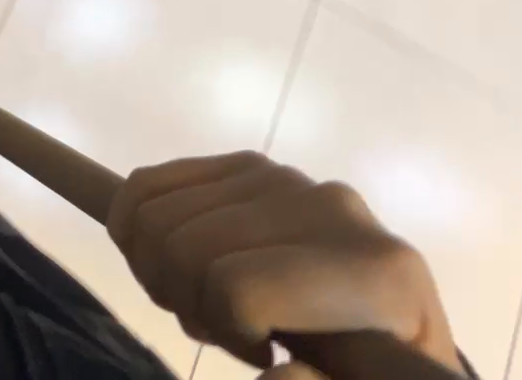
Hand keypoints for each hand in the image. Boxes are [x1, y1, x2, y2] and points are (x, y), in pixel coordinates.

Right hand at [107, 152, 465, 378]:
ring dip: (154, 268)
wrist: (392, 328)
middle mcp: (326, 205)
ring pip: (155, 216)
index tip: (264, 357)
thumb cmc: (375, 375)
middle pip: (187, 247)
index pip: (239, 289)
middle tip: (218, 329)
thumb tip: (276, 370)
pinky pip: (146, 183)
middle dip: (181, 300)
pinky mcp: (241, 162)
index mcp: (374, 273)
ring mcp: (279, 175)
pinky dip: (129, 226)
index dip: (225, 330)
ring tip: (201, 298)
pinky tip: (169, 261)